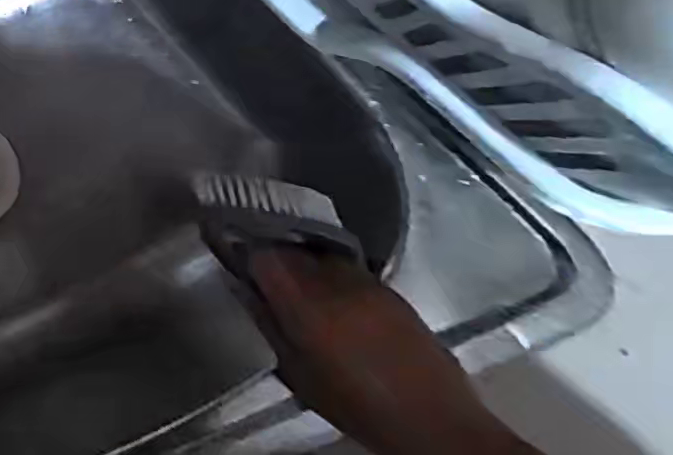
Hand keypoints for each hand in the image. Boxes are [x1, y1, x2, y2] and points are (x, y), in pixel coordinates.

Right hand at [247, 247, 537, 454]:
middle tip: (263, 271)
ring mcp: (361, 278)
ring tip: (298, 281)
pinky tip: (334, 294)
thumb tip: (244, 290)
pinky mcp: (386, 285)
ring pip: (316, 252)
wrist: (438, 425)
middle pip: (288, 247)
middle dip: (272, 253)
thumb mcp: (300, 376)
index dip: (243, 251)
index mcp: (303, 301)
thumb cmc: (359, 405)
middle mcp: (330, 278)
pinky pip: (344, 264)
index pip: (260, 253)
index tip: (234, 256)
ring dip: (302, 260)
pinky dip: (330, 271)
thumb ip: (268, 326)